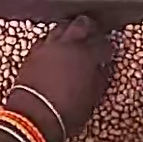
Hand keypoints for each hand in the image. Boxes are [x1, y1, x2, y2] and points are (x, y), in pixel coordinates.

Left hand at [6, 15, 112, 141]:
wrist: (34, 117)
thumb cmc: (65, 112)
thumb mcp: (92, 99)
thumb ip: (100, 79)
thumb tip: (102, 70)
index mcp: (87, 56)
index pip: (103, 44)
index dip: (108, 48)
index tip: (109, 53)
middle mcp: (68, 45)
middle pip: (82, 24)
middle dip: (91, 27)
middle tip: (95, 33)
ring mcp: (49, 46)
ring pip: (62, 27)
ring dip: (70, 30)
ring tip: (74, 38)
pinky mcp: (34, 52)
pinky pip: (46, 39)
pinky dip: (53, 41)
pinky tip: (55, 48)